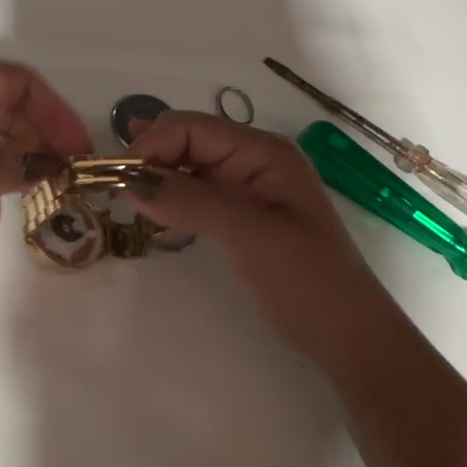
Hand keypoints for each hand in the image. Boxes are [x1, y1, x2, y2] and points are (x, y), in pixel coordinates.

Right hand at [127, 111, 408, 368]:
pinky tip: (152, 212)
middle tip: (116, 193)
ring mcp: (248, 187)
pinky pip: (195, 190)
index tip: (120, 183)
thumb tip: (131, 180)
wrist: (350, 338)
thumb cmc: (307, 282)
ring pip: (186, 165)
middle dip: (149, 158)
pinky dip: (170, 196)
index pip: (190, 127)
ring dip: (156, 176)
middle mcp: (253, 159)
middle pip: (185, 140)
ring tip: (125, 199)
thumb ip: (191, 201)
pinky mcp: (241, 214)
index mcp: (262, 151)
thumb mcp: (249, 236)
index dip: (151, 146)